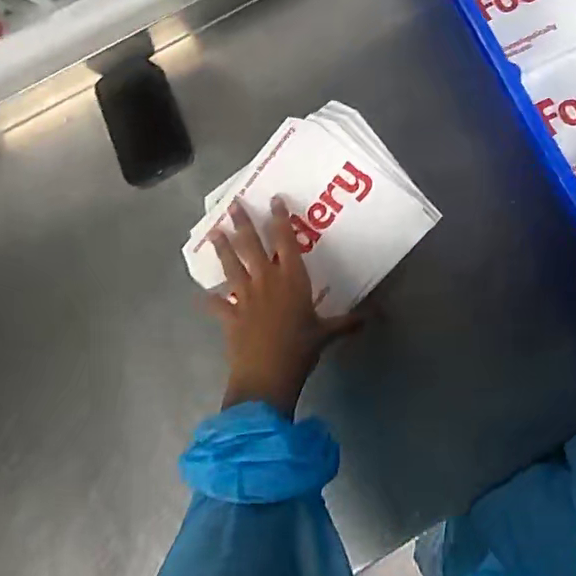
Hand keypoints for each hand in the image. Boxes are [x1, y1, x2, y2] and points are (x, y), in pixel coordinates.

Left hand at [203, 197, 363, 418]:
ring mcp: (244, 296)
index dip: (280, 218)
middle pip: (252, 245)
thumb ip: (347, 323)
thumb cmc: (300, 349)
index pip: (285, 240)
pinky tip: (203, 296)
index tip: (274, 200)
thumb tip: (373, 316)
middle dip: (242, 223)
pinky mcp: (229, 315)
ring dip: (222, 248)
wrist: (266, 375)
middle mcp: (266, 280)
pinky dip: (210, 300)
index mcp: (291, 278)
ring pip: (231, 265)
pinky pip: (217, 304)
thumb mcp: (327, 334)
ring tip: (214, 232)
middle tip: (233, 204)